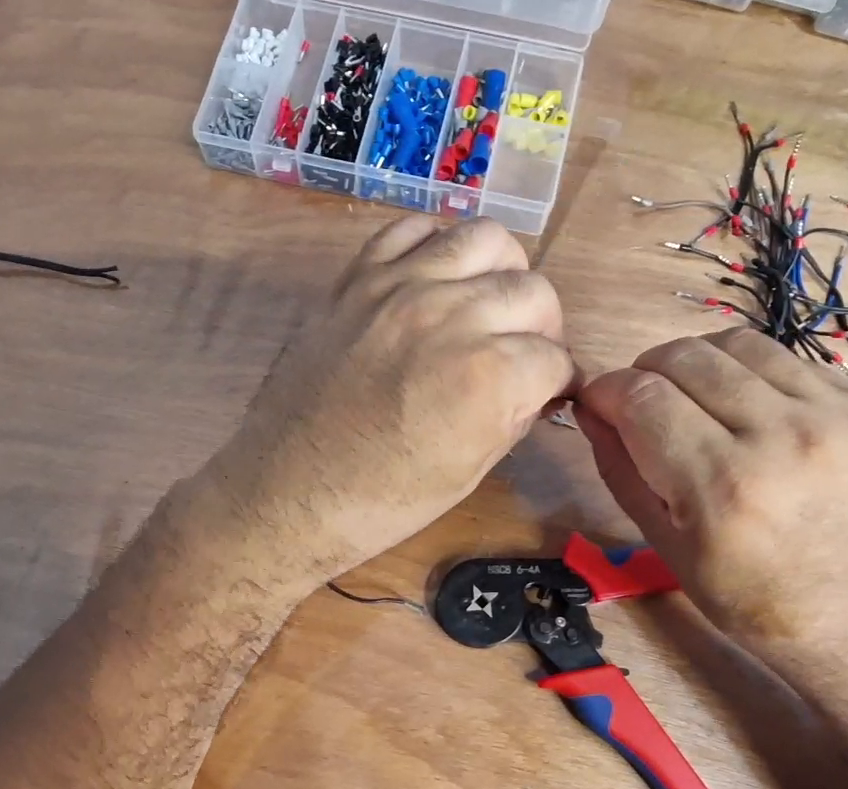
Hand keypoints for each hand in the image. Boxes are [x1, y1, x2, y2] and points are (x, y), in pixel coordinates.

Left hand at [202, 217, 576, 581]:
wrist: (289, 491)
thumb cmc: (382, 500)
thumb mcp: (469, 472)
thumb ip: (515, 413)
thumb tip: (538, 382)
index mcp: (489, 377)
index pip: (555, 357)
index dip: (558, 380)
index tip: (549, 391)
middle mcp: (452, 316)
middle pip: (533, 291)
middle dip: (541, 329)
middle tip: (522, 354)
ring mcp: (400, 288)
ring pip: (485, 239)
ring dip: (502, 273)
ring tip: (487, 305)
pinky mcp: (358, 279)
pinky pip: (414, 229)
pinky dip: (438, 246)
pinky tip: (438, 279)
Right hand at [576, 328, 847, 666]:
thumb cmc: (747, 597)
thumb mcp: (666, 545)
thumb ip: (622, 469)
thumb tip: (591, 410)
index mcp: (722, 485)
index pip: (643, 397)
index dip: (606, 391)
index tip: (597, 403)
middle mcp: (780, 437)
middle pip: (685, 357)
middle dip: (645, 372)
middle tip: (641, 403)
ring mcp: (833, 414)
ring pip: (736, 343)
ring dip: (696, 363)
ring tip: (691, 398)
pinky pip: (787, 359)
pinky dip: (750, 374)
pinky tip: (747, 410)